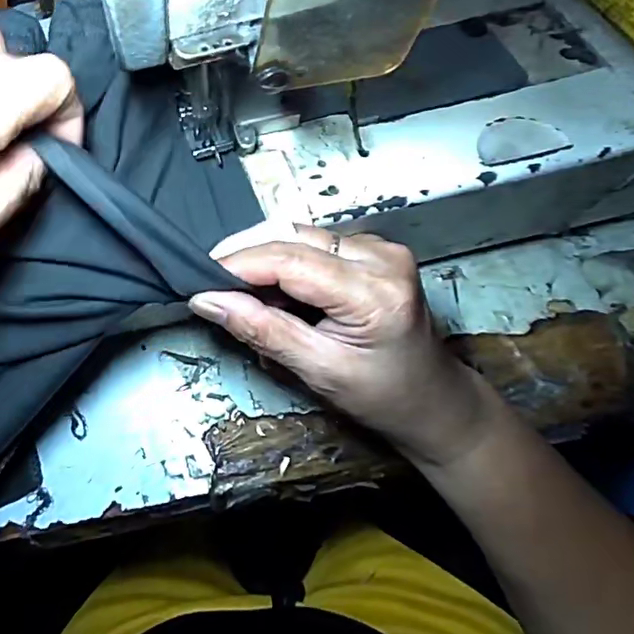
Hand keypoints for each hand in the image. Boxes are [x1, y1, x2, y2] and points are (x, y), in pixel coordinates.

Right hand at [189, 227, 503, 467]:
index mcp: (373, 291)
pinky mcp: (375, 249)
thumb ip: (261, 329)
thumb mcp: (317, 370)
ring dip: (264, 257)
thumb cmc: (383, 395)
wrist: (433, 399)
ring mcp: (382, 248)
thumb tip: (208, 300)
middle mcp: (382, 256)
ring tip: (242, 290)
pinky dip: (286, 260)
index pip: (289, 259)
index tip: (200, 279)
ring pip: (301, 234)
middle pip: (293, 236)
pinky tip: (275, 287)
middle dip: (246, 257)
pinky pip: (316, 242)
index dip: (238, 264)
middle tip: (212, 284)